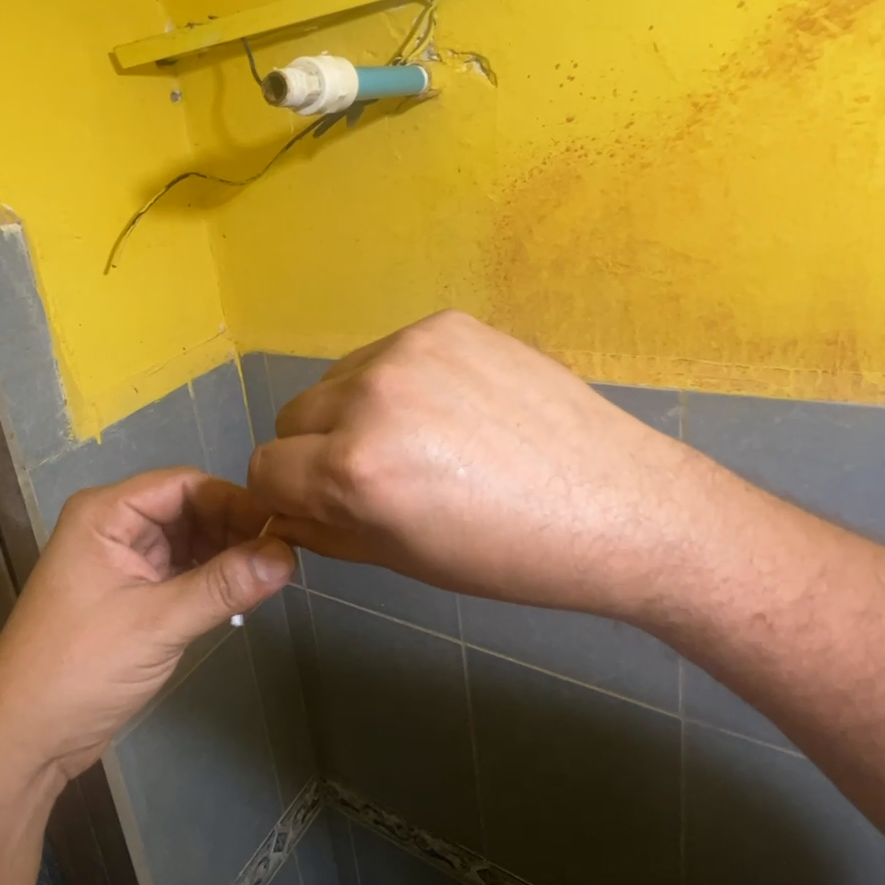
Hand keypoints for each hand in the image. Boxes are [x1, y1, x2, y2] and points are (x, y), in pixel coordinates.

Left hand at [0, 468, 295, 782]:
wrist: (22, 741)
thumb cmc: (80, 668)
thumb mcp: (157, 623)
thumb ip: (224, 585)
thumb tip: (289, 555)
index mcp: (106, 514)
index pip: (184, 484)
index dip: (235, 501)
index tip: (284, 526)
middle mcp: (113, 527)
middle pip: (188, 509)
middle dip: (234, 529)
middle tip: (285, 555)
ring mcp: (122, 562)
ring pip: (188, 541)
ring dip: (226, 556)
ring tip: (272, 575)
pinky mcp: (131, 595)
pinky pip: (180, 572)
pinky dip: (210, 580)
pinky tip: (243, 594)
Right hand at [248, 311, 713, 617]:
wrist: (620, 504)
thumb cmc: (509, 556)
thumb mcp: (402, 560)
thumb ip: (326, 531)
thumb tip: (286, 510)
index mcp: (353, 469)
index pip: (265, 470)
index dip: (288, 495)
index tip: (322, 504)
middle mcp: (368, 397)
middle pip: (292, 417)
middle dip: (316, 450)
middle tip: (377, 474)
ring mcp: (408, 350)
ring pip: (337, 379)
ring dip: (355, 410)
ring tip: (423, 437)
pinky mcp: (445, 324)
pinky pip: (387, 353)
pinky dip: (400, 382)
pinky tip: (454, 407)